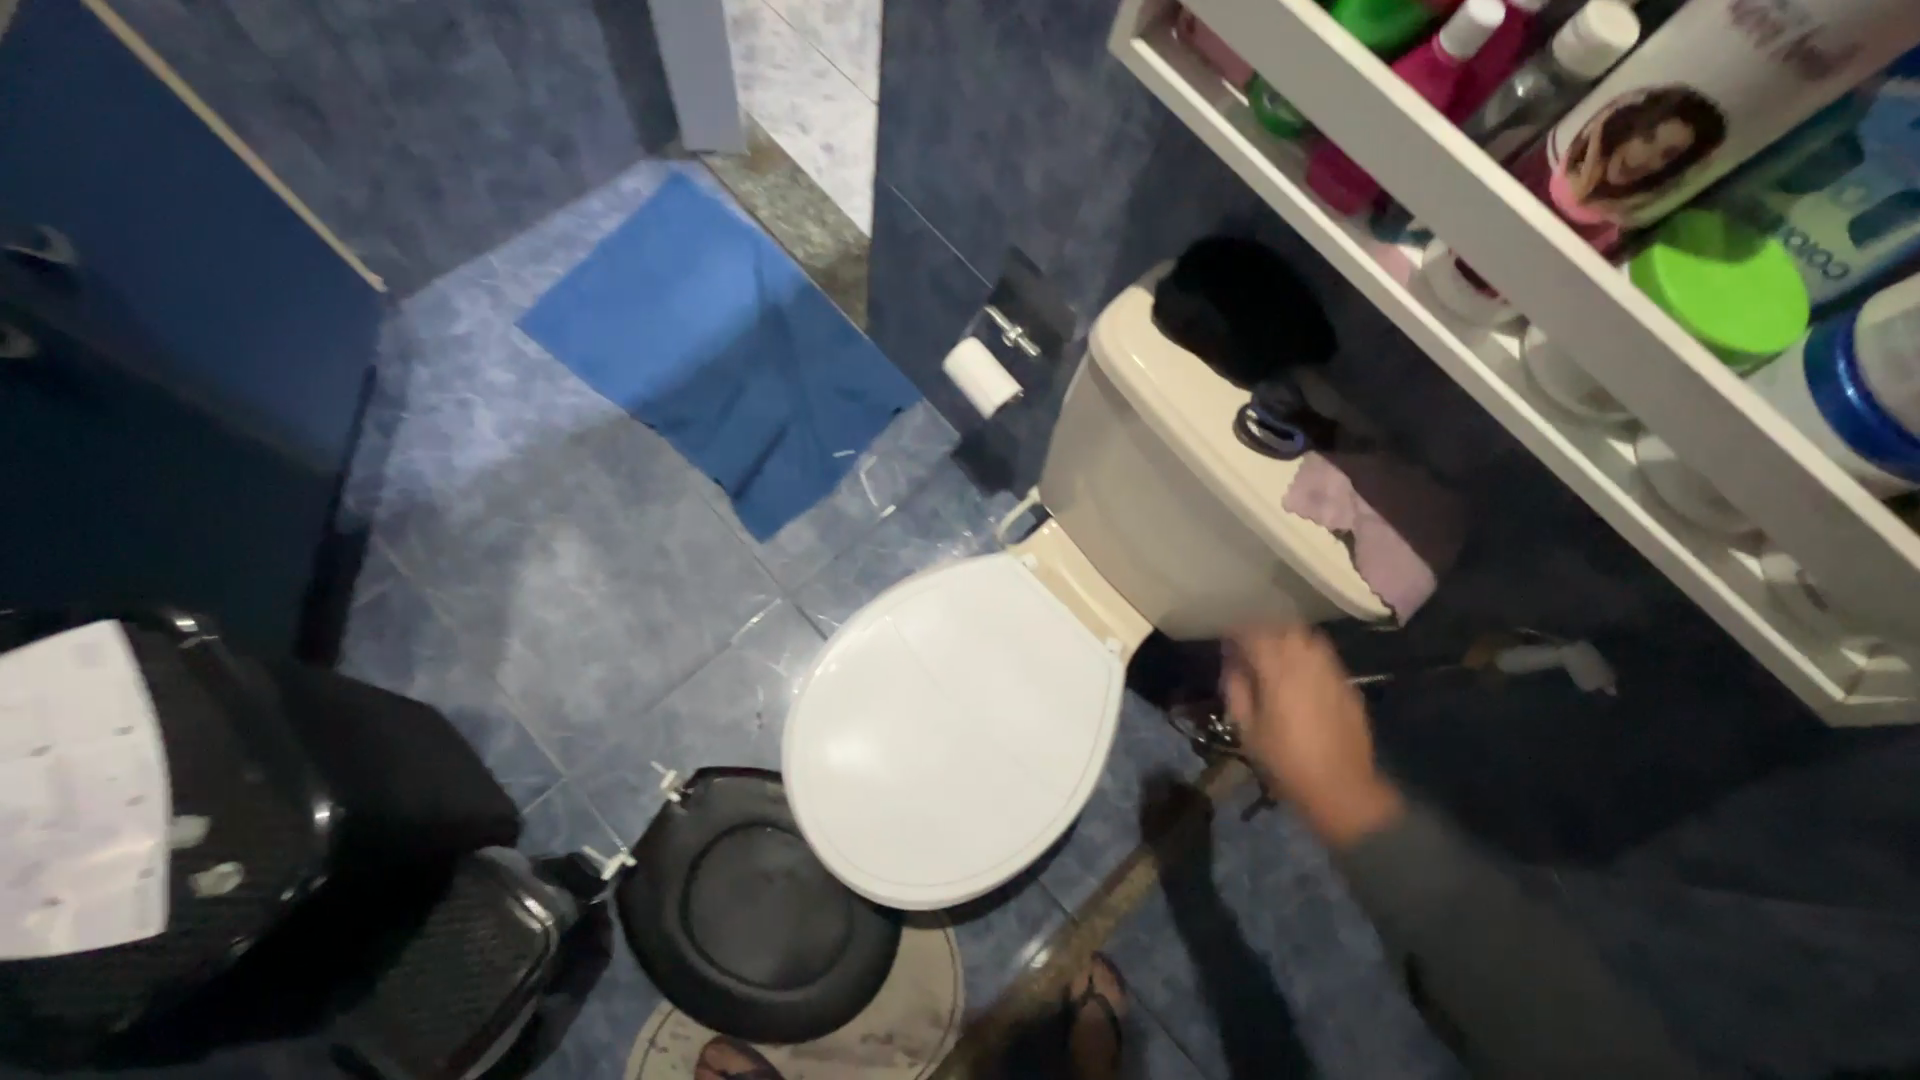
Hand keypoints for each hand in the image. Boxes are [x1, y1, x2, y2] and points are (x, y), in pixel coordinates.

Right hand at [1221, 625, 1403, 846]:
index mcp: (1278, 673)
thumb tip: (1232, 665)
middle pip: (1284, 629)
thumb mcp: (1248, 730)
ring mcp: (1332, 673)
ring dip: (1288, 639)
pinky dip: (1308, 655)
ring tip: (1275, 654)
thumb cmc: (1285, 762)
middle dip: (1264, 630)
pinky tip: (1300, 673)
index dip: (1237, 632)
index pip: (1254, 635)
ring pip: (1308, 638)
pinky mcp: (1348, 686)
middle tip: (1249, 644)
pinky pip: (1325, 657)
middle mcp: (1307, 664)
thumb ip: (1236, 690)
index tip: (1226, 639)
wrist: (1341, 788)